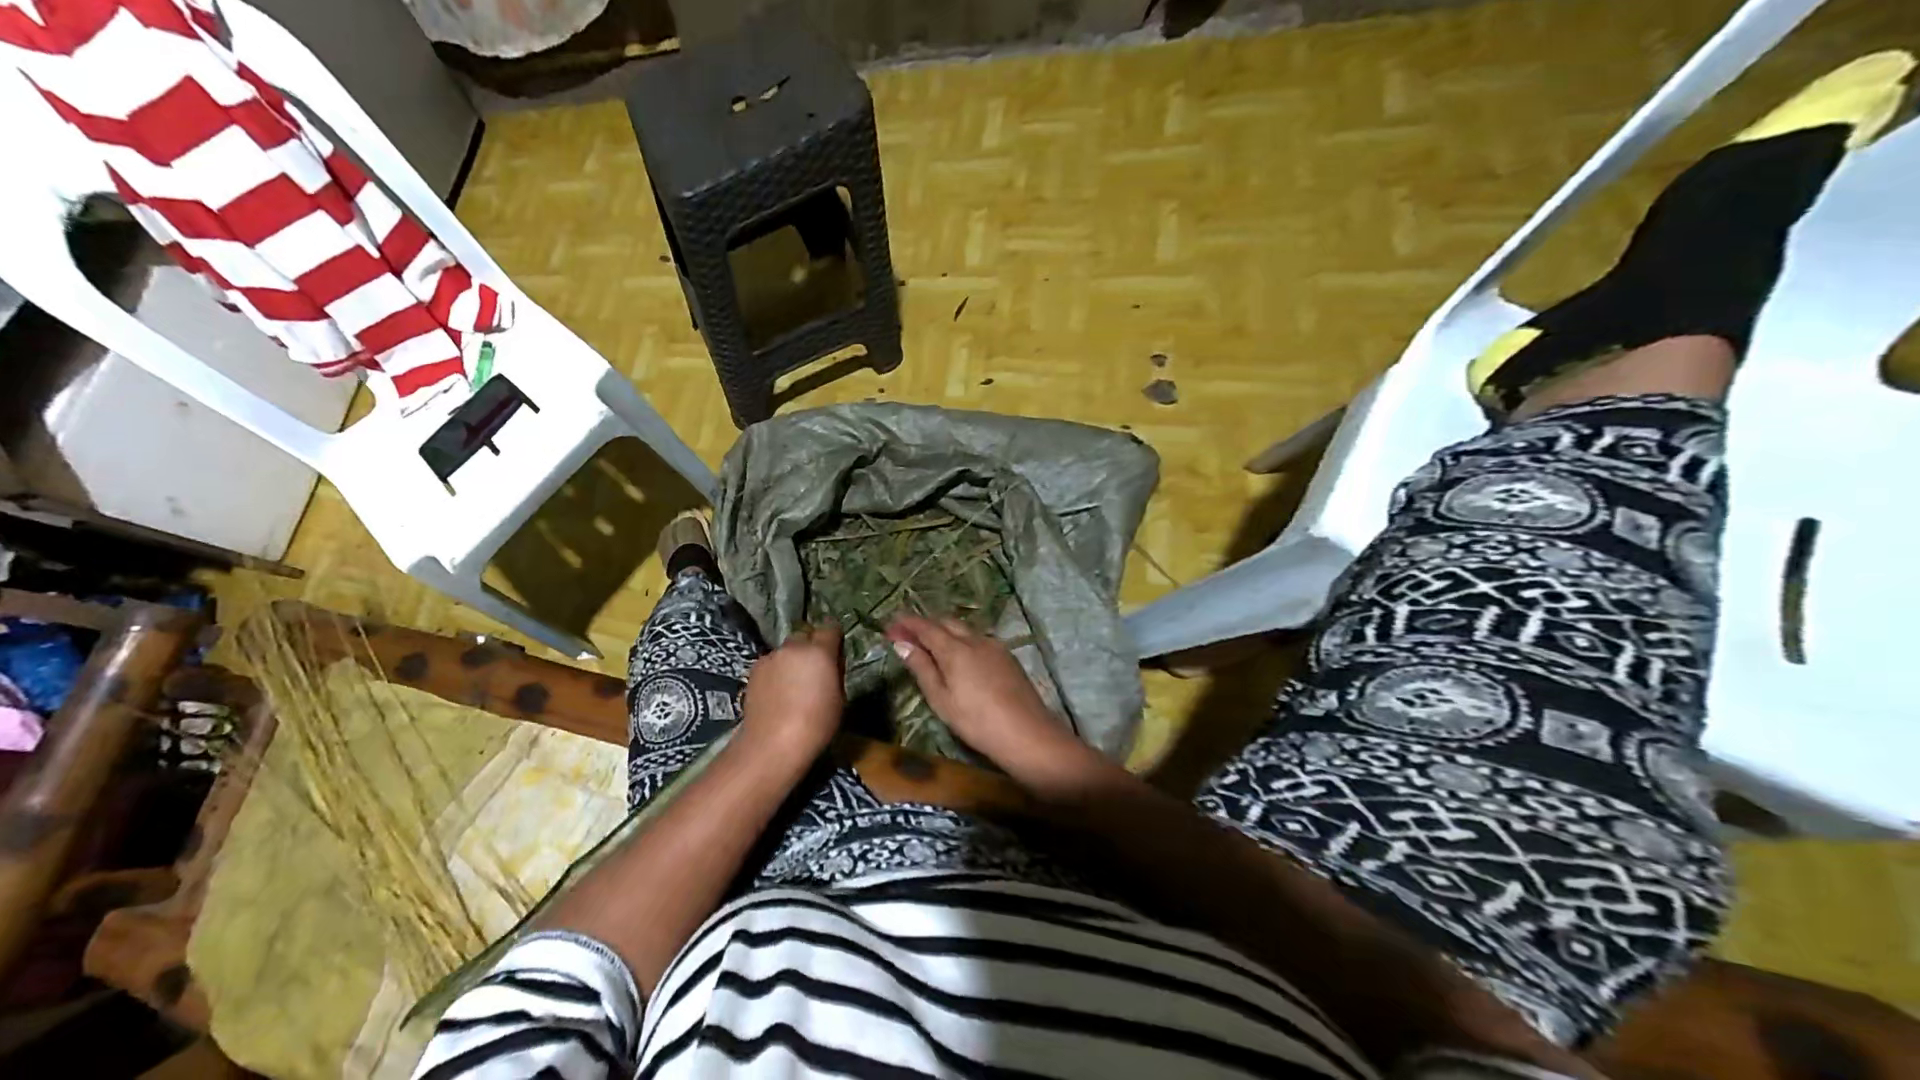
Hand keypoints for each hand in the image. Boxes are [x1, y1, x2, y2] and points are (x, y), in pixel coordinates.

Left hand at [741, 622, 843, 757]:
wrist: (772, 743)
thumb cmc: (816, 724)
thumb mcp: (839, 698)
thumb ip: (834, 672)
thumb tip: (830, 663)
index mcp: (819, 652)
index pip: (830, 628)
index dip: (833, 637)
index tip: (835, 650)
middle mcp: (793, 648)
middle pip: (804, 636)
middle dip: (810, 647)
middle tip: (814, 669)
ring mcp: (770, 657)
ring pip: (785, 651)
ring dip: (791, 660)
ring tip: (792, 684)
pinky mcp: (754, 671)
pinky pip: (771, 664)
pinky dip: (776, 672)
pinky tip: (776, 692)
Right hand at [885, 614, 1105, 788]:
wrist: (1026, 733)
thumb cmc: (976, 721)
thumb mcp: (941, 699)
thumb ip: (922, 668)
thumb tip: (902, 644)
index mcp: (955, 648)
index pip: (925, 626)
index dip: (907, 623)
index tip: (890, 625)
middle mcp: (976, 639)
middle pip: (946, 622)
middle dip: (925, 625)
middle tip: (906, 635)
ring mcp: (995, 646)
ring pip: (964, 630)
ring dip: (944, 631)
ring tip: (929, 645)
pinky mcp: (1007, 657)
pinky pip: (978, 639)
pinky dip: (961, 641)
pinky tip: (958, 656)